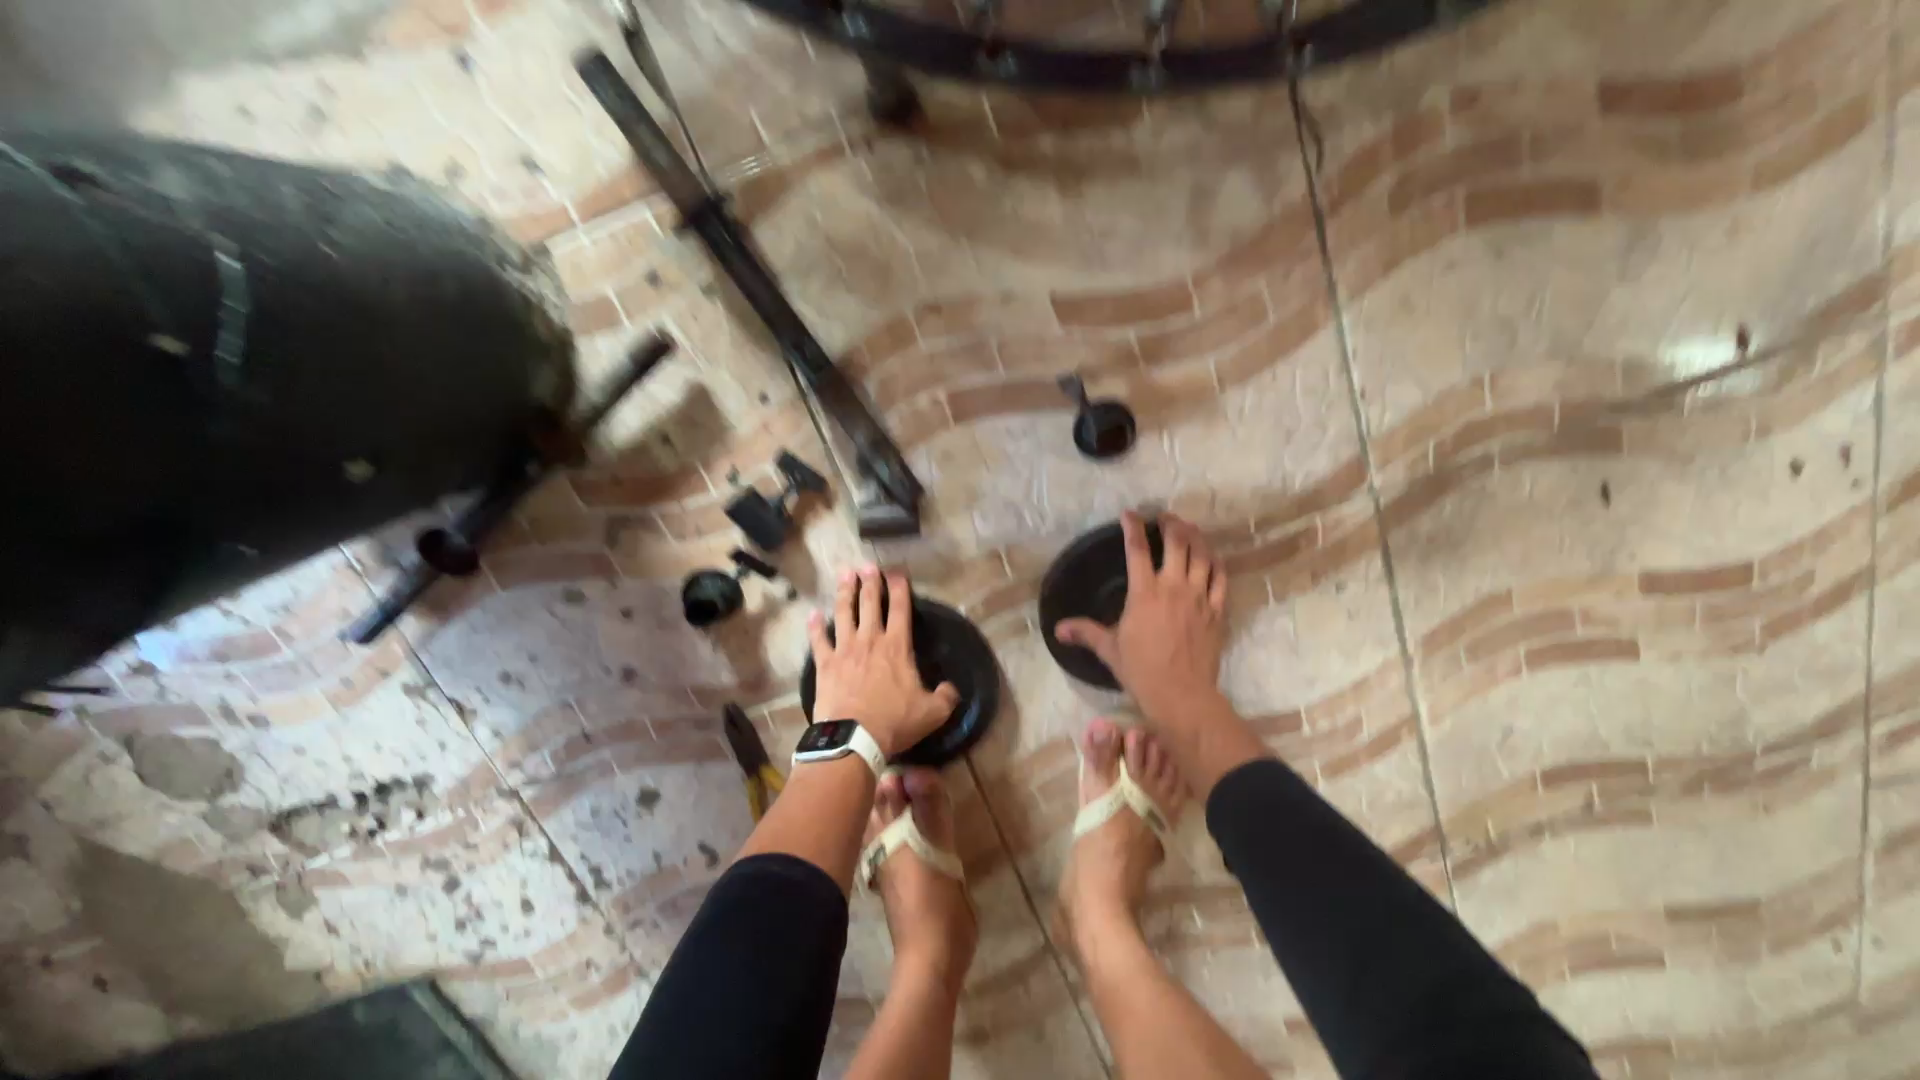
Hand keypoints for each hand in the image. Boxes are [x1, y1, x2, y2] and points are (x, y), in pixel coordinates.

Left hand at [809, 566, 960, 759]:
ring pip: (844, 613)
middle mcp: (870, 640)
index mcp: (897, 647)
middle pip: (870, 603)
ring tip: (845, 574)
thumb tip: (951, 689)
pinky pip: (818, 639)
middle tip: (868, 565)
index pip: (900, 609)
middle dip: (870, 581)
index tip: (897, 572)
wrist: (854, 737)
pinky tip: (813, 613)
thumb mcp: (932, 713)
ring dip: (845, 592)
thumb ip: (946, 697)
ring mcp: (844, 650)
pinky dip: (815, 626)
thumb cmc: (894, 722)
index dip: (900, 588)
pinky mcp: (825, 664)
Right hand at [1055, 512, 1228, 719]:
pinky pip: (1221, 578)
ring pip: (1202, 555)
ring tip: (1190, 528)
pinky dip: (1216, 563)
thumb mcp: (1109, 649)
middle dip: (1172, 524)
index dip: (1133, 526)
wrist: (1181, 694)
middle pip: (1177, 542)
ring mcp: (1199, 597)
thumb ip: (1085, 632)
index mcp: (1144, 592)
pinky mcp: (1217, 611)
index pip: (1137, 548)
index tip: (1130, 514)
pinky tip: (1212, 557)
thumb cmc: (1141, 670)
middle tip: (1165, 518)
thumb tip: (1058, 629)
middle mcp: (1173, 587)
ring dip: (1196, 537)